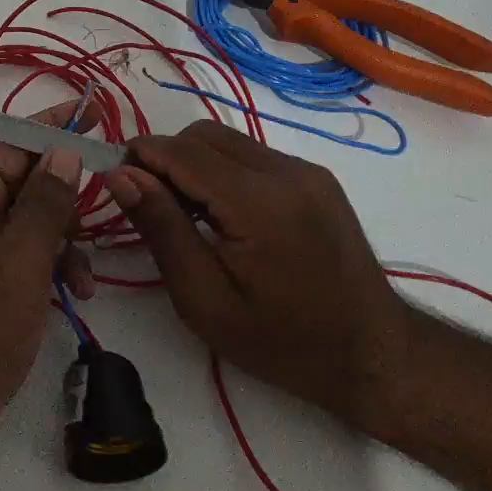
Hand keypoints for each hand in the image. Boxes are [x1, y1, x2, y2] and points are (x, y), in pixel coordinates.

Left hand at [0, 101, 95, 490]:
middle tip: (102, 215)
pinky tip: (75, 294)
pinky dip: (51, 268)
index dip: (53, 125)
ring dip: (64, 240)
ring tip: (86, 279)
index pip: (9, 141)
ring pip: (29, 221)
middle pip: (23, 179)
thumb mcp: (17, 268)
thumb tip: (63, 151)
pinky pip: (23, 256)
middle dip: (65, 197)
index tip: (97, 112)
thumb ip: (44, 207)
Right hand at [102, 120, 411, 425]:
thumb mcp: (205, 299)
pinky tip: (225, 215)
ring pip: (226, 139)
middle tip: (154, 209)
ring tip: (190, 216)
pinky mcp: (316, 177)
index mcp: (258, 202)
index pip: (181, 151)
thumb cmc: (282, 341)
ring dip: (194, 163)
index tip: (117, 184)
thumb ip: (161, 228)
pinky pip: (252, 154)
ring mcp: (306, 170)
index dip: (140, 158)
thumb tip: (120, 174)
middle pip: (202, 135)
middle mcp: (286, 171)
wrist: (374, 355)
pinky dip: (224, 170)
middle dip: (166, 159)